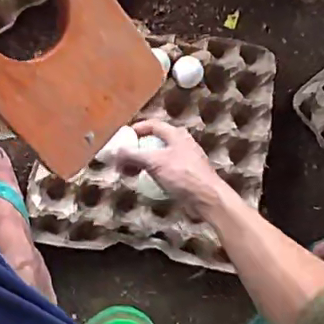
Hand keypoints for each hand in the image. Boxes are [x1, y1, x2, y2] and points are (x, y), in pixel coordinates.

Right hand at [117, 119, 233, 216]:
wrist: (208, 199)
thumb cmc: (183, 175)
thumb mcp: (154, 162)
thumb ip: (133, 155)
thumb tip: (115, 151)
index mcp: (175, 134)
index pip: (152, 125)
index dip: (136, 130)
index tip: (122, 139)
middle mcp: (181, 143)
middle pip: (154, 141)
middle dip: (136, 150)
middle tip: (123, 160)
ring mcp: (184, 159)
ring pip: (158, 157)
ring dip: (143, 163)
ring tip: (130, 173)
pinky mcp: (186, 175)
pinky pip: (164, 170)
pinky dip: (153, 173)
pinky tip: (146, 182)